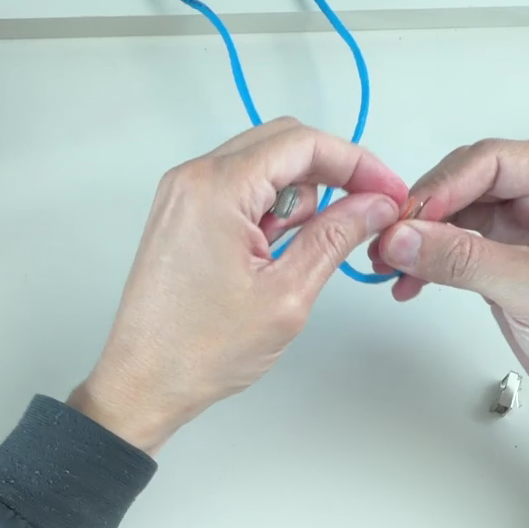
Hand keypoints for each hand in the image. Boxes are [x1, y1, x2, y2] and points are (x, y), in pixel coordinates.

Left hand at [72, 117, 407, 453]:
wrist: (142, 384)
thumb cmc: (200, 352)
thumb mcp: (286, 295)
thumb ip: (336, 237)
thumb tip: (374, 204)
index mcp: (217, 188)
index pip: (303, 143)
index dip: (356, 162)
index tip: (386, 192)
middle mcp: (192, 179)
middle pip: (281, 145)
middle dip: (329, 177)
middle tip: (361, 217)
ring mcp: (181, 197)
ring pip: (260, 170)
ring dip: (293, 202)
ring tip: (291, 260)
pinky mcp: (179, 218)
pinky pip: (236, 193)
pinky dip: (265, 215)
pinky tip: (269, 258)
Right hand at [371, 139, 528, 483]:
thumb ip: (464, 260)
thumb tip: (402, 238)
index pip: (492, 161)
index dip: (441, 188)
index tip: (402, 222)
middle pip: (467, 182)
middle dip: (424, 214)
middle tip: (388, 245)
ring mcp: (525, 224)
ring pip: (455, 214)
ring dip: (419, 239)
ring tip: (390, 267)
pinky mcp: (506, 255)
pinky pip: (455, 245)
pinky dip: (428, 261)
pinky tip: (410, 283)